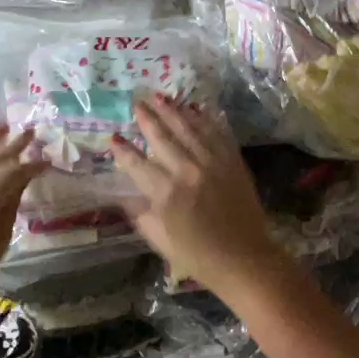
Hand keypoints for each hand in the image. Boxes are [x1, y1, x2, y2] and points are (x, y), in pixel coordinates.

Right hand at [111, 99, 289, 298]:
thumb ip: (141, 214)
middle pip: (163, 138)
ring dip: (174, 111)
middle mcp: (188, 172)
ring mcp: (213, 164)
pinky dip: (205, 120)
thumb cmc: (198, 257)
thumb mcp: (160, 240)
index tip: (113, 137)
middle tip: (137, 103)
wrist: (245, 260)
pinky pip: (217, 134)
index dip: (123, 151)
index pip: (137, 165)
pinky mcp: (233, 162)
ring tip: (160, 97)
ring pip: (189, 129)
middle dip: (147, 119)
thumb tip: (125, 195)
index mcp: (166, 194)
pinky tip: (196, 109)